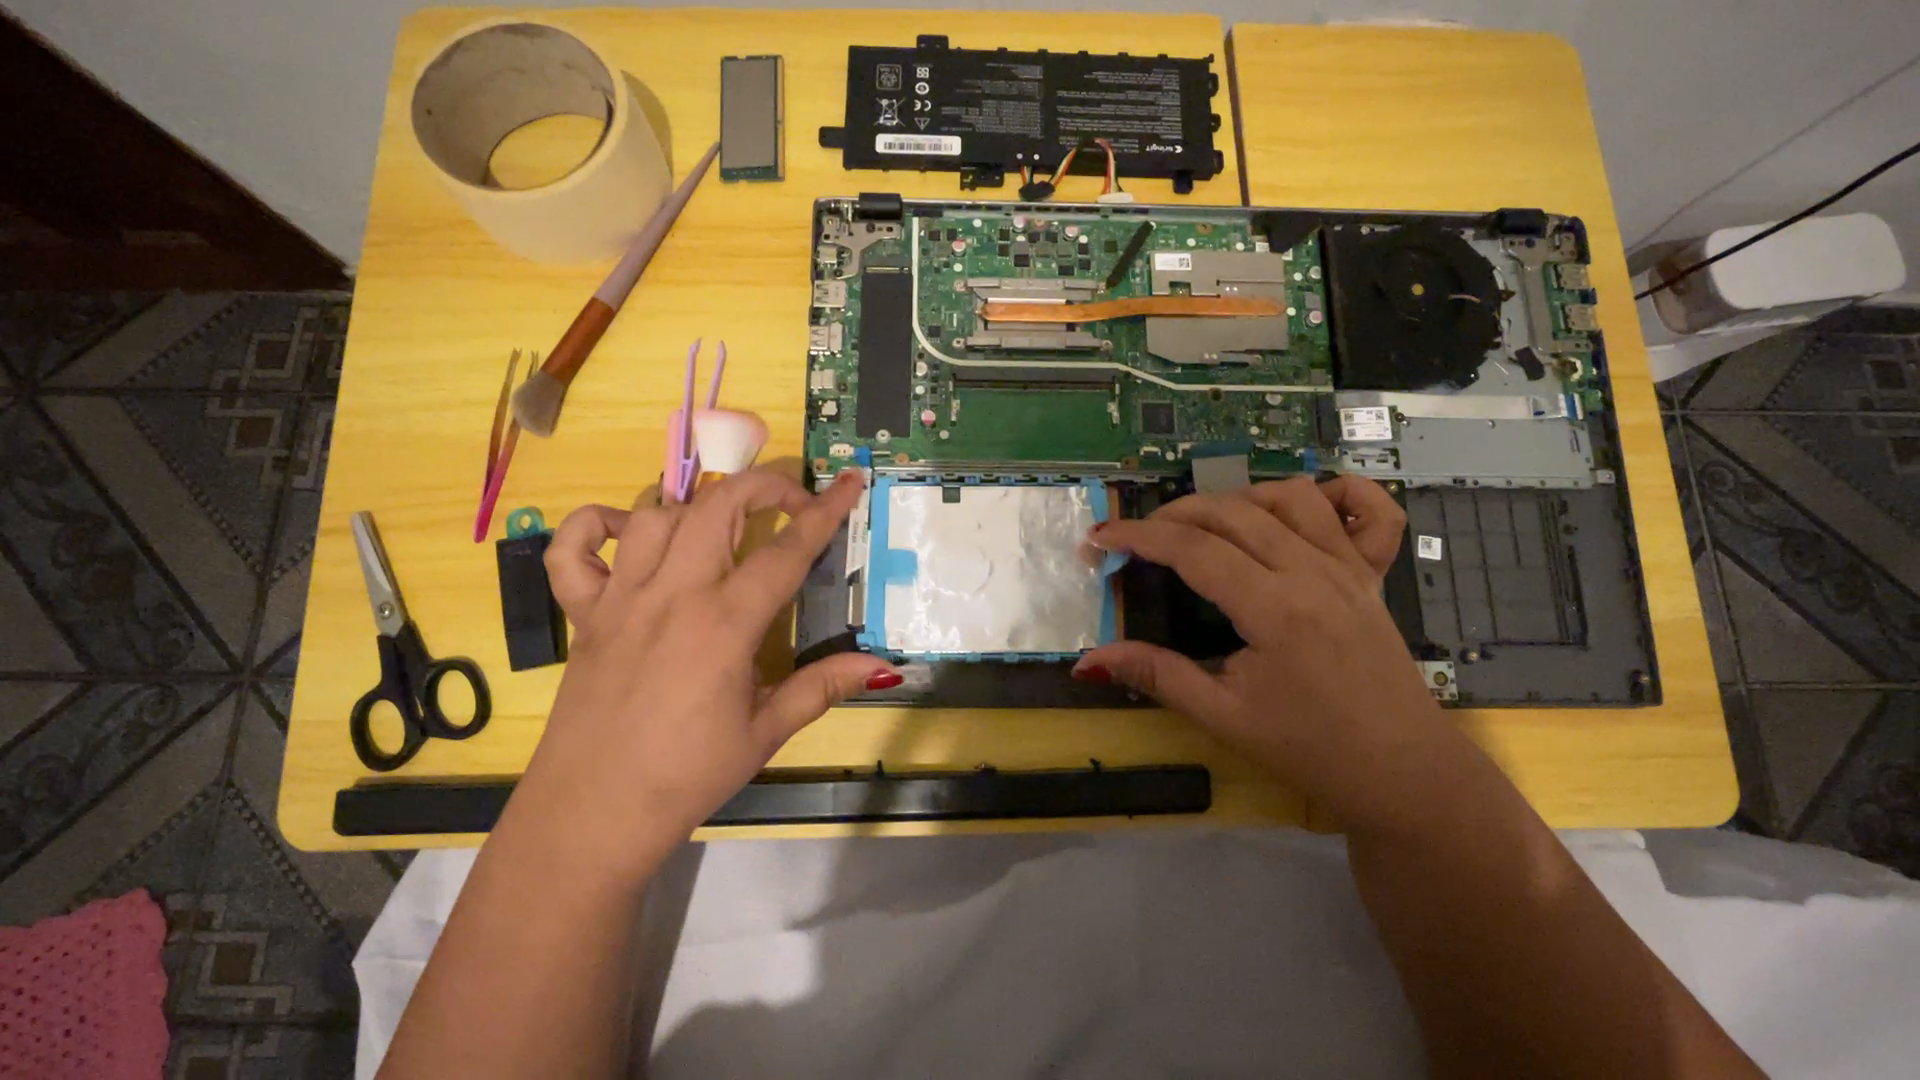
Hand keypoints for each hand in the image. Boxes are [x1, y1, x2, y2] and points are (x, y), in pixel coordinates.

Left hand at [523, 468, 894, 854]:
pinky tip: (628, 532)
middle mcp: (672, 595)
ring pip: (656, 514)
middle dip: (764, 486)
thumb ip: (822, 687)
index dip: (824, 513)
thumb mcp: (764, 732)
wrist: (593, 813)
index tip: (850, 482)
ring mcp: (621, 598)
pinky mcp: (583, 614)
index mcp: (724, 624)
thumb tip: (884, 666)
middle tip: (792, 502)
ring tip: (723, 527)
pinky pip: (574, 549)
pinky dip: (595, 525)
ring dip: (696, 506)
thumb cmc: (687, 776)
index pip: (786, 551)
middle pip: (719, 506)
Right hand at [1074, 476, 1450, 826]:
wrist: (1401, 772)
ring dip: (1237, 499)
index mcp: (1275, 608)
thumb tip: (1087, 662)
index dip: (1138, 536)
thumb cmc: (1309, 750)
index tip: (1098, 539)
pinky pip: (1368, 511)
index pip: (1193, 549)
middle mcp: (1314, 572)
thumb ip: (1156, 675)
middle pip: (1232, 513)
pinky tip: (1301, 510)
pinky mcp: (1374, 574)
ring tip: (1204, 527)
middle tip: (1135, 539)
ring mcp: (1350, 567)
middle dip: (1173, 515)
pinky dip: (1335, 494)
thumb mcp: (1223, 717)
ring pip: (1289, 497)